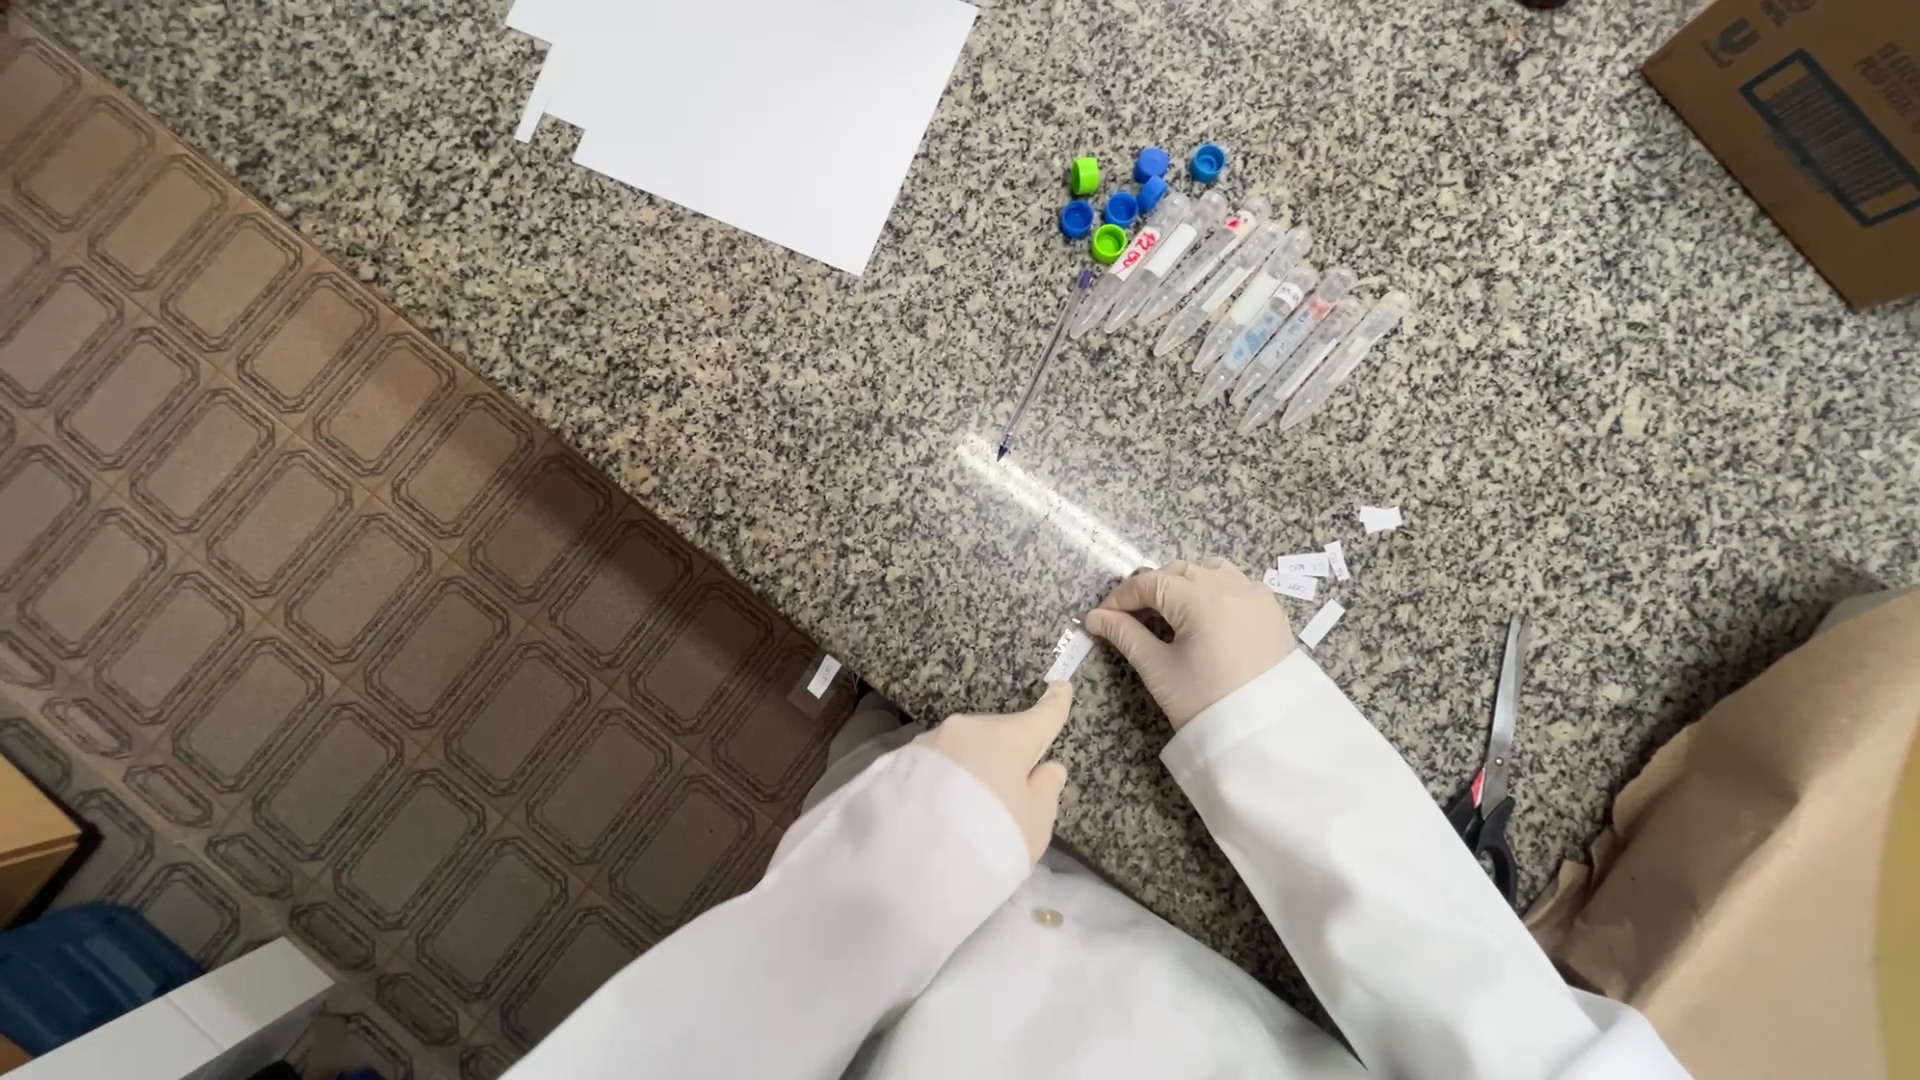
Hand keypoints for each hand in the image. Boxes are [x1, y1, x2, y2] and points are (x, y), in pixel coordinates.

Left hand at [916, 682, 1072, 863]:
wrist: (912, 856)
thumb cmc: (991, 836)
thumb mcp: (1035, 823)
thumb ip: (1045, 789)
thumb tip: (1048, 768)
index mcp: (1010, 737)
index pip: (1042, 715)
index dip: (1055, 703)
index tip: (1061, 687)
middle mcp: (970, 727)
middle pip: (999, 735)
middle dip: (1006, 753)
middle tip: (1007, 793)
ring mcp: (934, 739)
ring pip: (965, 747)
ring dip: (972, 765)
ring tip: (968, 806)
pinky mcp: (904, 757)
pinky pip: (938, 762)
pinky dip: (946, 776)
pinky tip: (942, 805)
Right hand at [1086, 558, 1292, 730]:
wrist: (1266, 734)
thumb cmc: (1204, 702)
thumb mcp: (1158, 668)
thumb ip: (1125, 635)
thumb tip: (1096, 617)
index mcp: (1199, 597)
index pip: (1148, 583)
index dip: (1120, 597)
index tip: (1102, 617)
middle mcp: (1229, 585)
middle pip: (1177, 572)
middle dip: (1150, 590)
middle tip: (1131, 617)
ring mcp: (1255, 594)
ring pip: (1208, 570)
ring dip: (1183, 583)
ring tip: (1169, 611)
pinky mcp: (1271, 609)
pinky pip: (1236, 583)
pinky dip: (1213, 588)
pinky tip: (1204, 614)